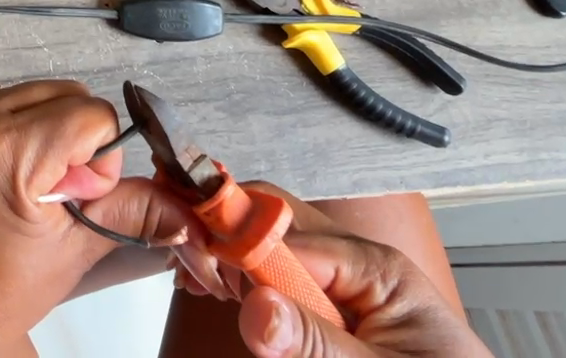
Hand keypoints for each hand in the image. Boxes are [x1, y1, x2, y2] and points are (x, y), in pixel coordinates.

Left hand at [0, 80, 213, 357]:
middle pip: (69, 93)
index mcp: (10, 149)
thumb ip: (131, 214)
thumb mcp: (71, 252)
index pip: (92, 113)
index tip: (84, 197)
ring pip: (41, 92)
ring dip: (56, 131)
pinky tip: (18, 177)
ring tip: (39, 188)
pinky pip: (10, 102)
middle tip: (64, 194)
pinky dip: (28, 129)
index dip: (102, 158)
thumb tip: (184, 207)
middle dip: (82, 139)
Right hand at [216, 186, 490, 357]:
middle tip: (190, 271)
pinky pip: (274, 277)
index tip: (194, 259)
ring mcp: (337, 280)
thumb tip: (256, 306)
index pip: (286, 233)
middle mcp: (352, 259)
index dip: (235, 242)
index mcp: (375, 265)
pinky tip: (219, 293)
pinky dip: (241, 281)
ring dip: (228, 260)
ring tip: (198, 284)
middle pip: (271, 222)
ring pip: (264, 244)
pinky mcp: (326, 304)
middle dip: (226, 237)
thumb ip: (319, 344)